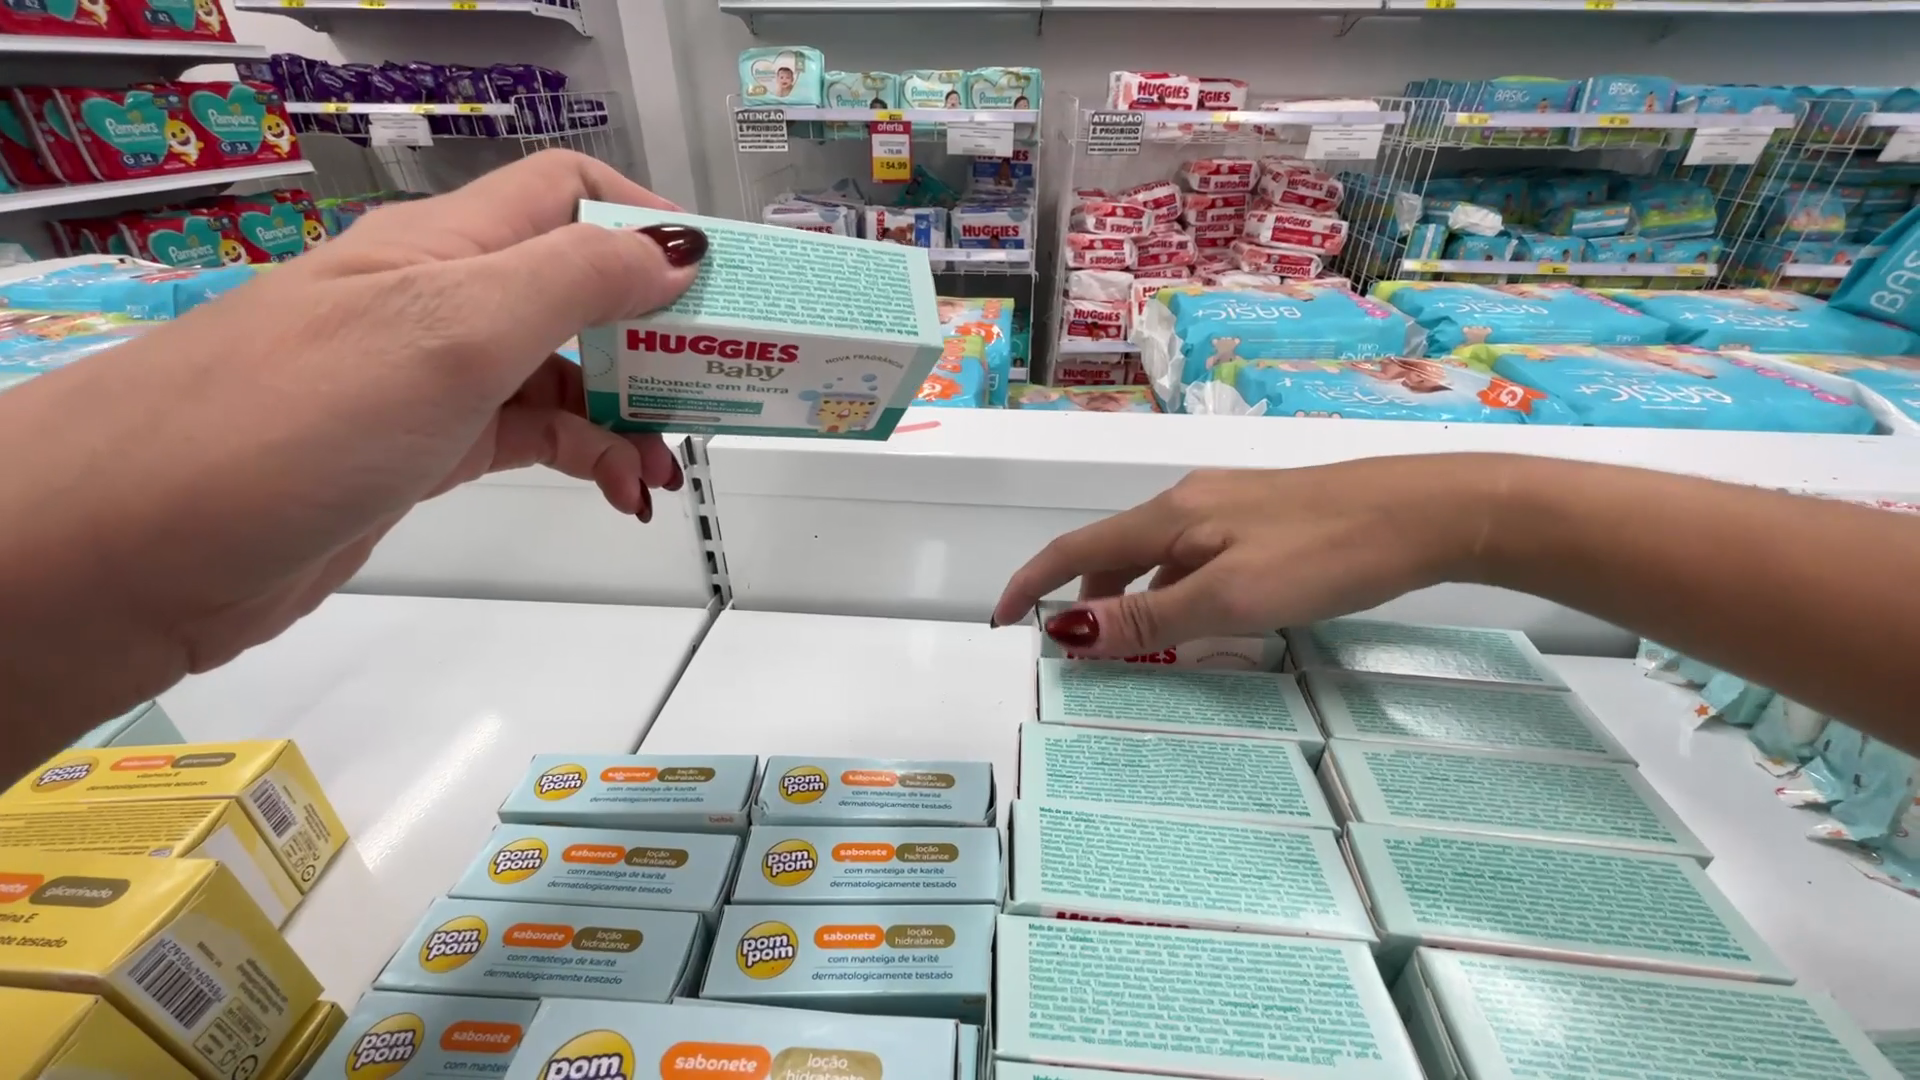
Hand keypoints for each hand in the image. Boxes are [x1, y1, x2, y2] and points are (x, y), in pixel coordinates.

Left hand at [0, 150, 704, 737]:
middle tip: (714, 392)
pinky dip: (594, 460)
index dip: (648, 224)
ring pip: (573, 378)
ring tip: (663, 475)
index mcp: (451, 247)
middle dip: (658, 342)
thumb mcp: (453, 331)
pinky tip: (622, 496)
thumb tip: (678, 254)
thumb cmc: (294, 419)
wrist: (141, 549)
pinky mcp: (441, 442)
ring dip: (634, 420)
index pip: (570, 194)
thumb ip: (574, 282)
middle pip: (586, 295)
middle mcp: (451, 300)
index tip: (716, 285)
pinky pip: (544, 436)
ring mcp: (446, 376)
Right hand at [991, 456, 1505, 656]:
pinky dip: (1171, 593)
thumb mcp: (1231, 596)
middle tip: (1078, 653)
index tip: (1002, 619)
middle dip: (1082, 599)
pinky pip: (1190, 560)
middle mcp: (1187, 505)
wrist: (1429, 512)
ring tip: (1134, 648)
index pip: (1075, 549)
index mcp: (1170, 517)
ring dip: (1129, 600)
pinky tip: (1196, 620)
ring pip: (1153, 559)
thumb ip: (1149, 618)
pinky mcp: (1257, 520)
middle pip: (1111, 553)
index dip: (1031, 583)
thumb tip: (1068, 634)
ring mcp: (1225, 509)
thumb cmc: (1327, 554)